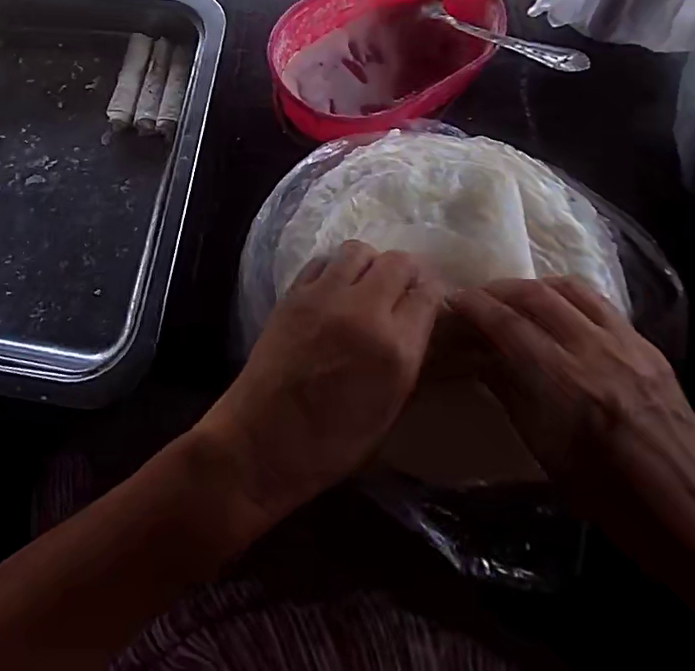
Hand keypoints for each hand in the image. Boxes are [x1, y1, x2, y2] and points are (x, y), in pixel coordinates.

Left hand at [196, 240, 443, 521]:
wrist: (262, 444)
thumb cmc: (333, 443)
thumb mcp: (391, 407)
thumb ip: (412, 355)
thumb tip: (424, 321)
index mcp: (395, 348)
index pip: (429, 293)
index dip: (433, 293)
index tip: (427, 300)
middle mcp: (363, 312)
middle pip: (399, 262)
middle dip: (408, 272)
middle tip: (401, 288)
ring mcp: (324, 298)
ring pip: (359, 250)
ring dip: (370, 263)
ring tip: (367, 284)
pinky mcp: (293, 295)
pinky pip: (323, 261)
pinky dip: (335, 269)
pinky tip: (334, 290)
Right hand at [449, 277, 694, 569]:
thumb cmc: (615, 504)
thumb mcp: (550, 456)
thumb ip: (514, 397)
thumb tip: (481, 360)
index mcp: (569, 384)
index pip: (509, 326)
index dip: (475, 307)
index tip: (453, 300)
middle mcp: (598, 351)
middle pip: (537, 296)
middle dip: (499, 290)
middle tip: (477, 299)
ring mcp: (628, 344)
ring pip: (571, 289)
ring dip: (534, 286)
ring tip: (514, 299)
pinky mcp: (648, 347)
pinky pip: (601, 304)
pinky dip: (569, 297)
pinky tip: (559, 312)